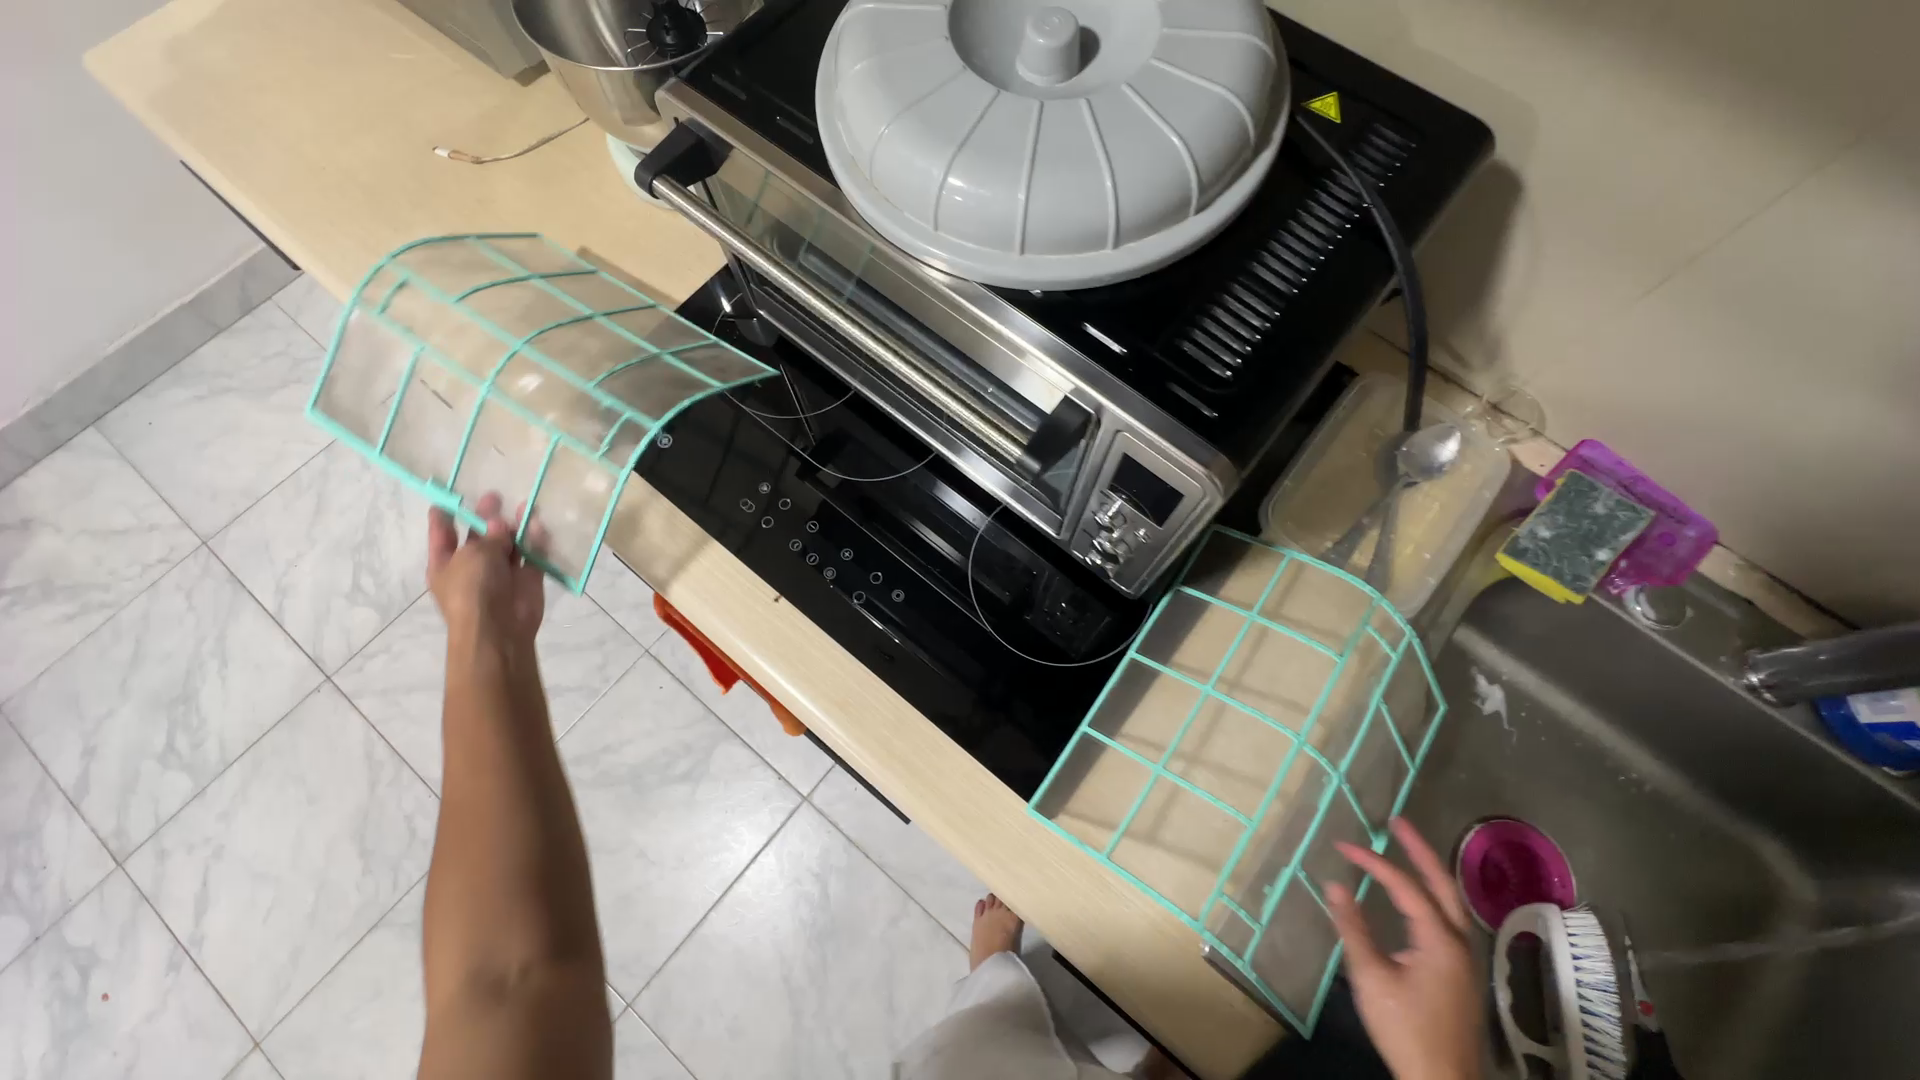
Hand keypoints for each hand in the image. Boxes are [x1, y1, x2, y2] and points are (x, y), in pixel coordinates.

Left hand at [427, 492, 545, 647]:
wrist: (498, 628)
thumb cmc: (473, 589)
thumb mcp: (474, 555)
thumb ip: (490, 536)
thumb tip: (502, 523)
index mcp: (445, 563)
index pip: (442, 533)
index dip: (446, 513)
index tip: (450, 493)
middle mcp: (472, 567)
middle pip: (479, 536)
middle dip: (486, 516)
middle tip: (494, 495)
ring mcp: (500, 574)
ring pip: (508, 544)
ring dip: (514, 526)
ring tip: (524, 504)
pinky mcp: (526, 580)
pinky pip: (532, 557)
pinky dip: (536, 542)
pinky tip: (538, 523)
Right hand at [1324, 817, 1480, 1079]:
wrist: (1443, 1079)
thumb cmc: (1404, 1027)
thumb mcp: (1371, 977)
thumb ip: (1353, 928)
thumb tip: (1334, 884)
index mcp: (1440, 939)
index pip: (1405, 886)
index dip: (1374, 862)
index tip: (1343, 845)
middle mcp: (1460, 941)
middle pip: (1443, 883)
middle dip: (1419, 850)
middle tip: (1396, 821)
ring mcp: (1465, 958)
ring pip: (1450, 901)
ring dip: (1428, 871)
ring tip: (1406, 849)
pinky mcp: (1461, 971)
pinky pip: (1449, 917)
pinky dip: (1431, 894)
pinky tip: (1415, 897)